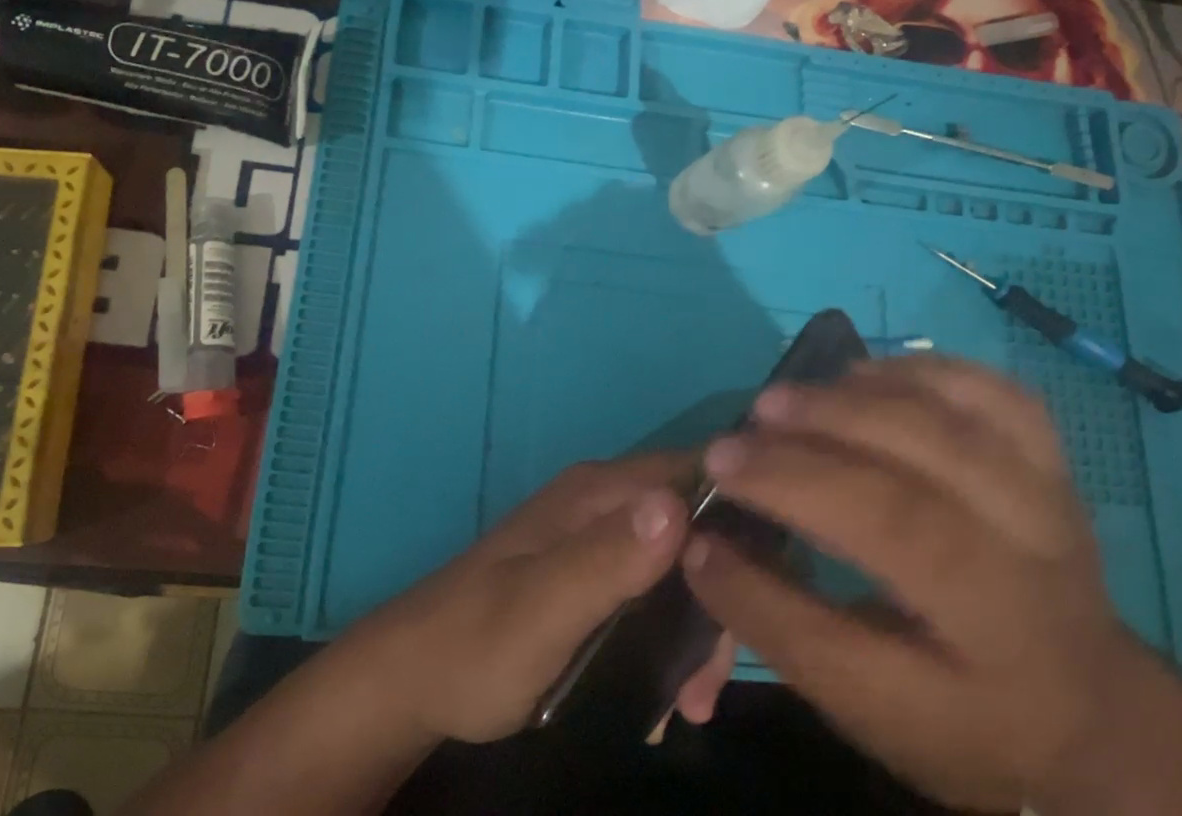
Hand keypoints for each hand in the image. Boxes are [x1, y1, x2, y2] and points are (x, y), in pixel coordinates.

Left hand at [343, 452, 736, 743]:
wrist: (413, 681)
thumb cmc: (474, 645)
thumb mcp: (541, 610)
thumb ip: (604, 560)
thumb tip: (677, 505)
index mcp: (597, 494)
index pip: (699, 476)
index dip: (746, 523)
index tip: (768, 595)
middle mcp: (603, 505)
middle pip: (699, 531)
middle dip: (720, 602)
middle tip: (711, 683)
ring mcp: (596, 541)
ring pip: (681, 572)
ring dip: (698, 637)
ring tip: (691, 704)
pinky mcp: (590, 578)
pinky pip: (655, 598)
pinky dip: (671, 646)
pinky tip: (668, 700)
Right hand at [683, 356, 1147, 810]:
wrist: (1091, 707)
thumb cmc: (957, 713)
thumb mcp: (863, 705)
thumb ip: (779, 626)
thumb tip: (699, 547)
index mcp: (966, 698)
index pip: (846, 645)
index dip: (756, 589)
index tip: (695, 536)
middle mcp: (1023, 600)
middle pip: (910, 517)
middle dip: (799, 472)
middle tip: (726, 449)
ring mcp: (1050, 516)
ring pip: (953, 439)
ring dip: (849, 408)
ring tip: (778, 403)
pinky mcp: (1053, 465)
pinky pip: (991, 395)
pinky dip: (915, 373)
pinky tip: (856, 379)